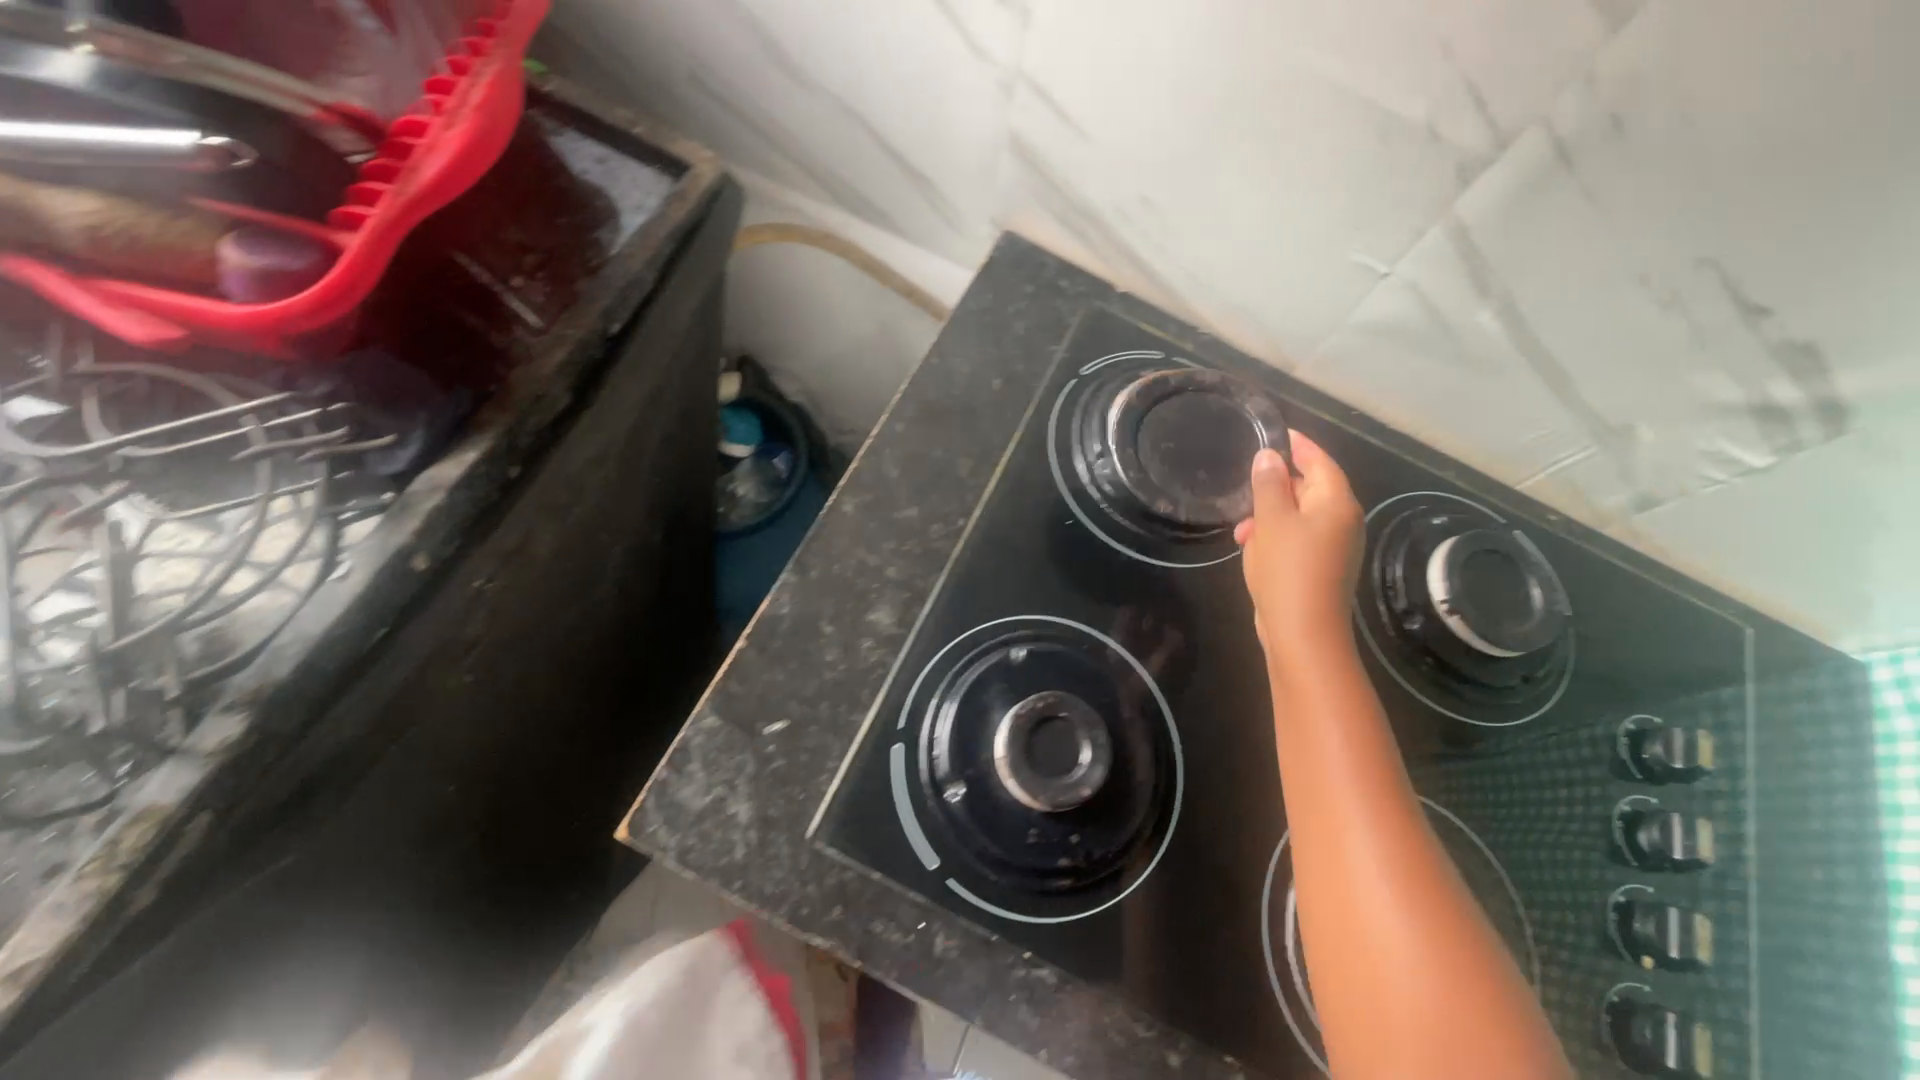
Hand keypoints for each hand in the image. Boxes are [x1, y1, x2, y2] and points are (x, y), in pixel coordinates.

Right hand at [1233, 431, 1363, 673]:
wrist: (1303, 633)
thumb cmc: (1288, 569)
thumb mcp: (1271, 520)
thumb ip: (1269, 484)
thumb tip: (1269, 456)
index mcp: (1336, 502)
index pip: (1319, 461)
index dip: (1298, 445)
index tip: (1275, 432)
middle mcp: (1342, 521)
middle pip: (1309, 489)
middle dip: (1275, 487)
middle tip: (1244, 486)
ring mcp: (1334, 547)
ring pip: (1299, 517)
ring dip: (1269, 517)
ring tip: (1241, 530)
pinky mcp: (1321, 570)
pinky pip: (1297, 540)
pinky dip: (1275, 538)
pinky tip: (1251, 549)